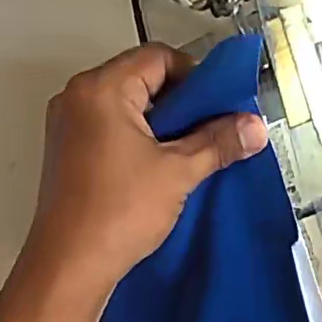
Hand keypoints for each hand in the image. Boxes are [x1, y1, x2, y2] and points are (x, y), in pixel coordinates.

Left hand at [23, 43, 268, 288]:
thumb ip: (218, 144)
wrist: (72, 263)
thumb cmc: (114, 214)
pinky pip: (111, 133)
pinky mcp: (69, 155)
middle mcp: (77, 99)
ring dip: (162, 127)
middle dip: (181, 105)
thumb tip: (252, 128)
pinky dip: (140, 144)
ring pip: (127, 109)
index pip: (159, 57)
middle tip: (211, 132)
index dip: (197, 77)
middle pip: (142, 80)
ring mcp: (69, 128)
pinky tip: (161, 172)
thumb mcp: (178, 173)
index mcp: (101, 89)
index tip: (221, 105)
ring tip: (188, 156)